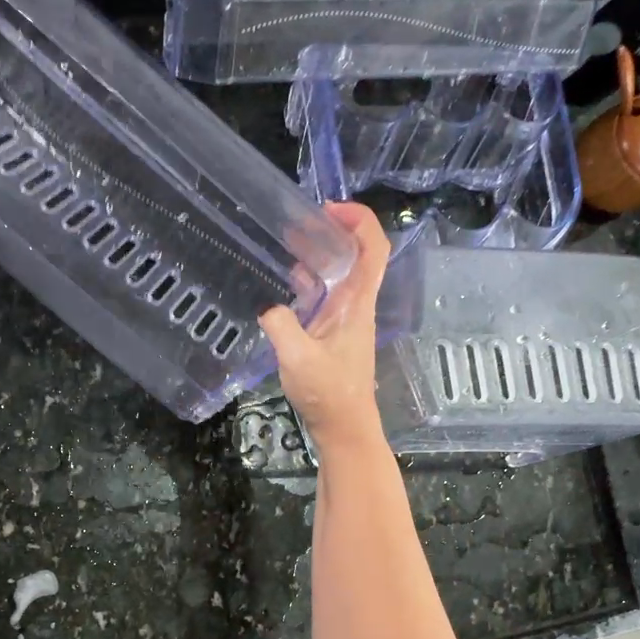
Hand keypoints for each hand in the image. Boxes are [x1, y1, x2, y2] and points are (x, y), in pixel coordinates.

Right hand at [259, 202, 390, 446]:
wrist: (344, 429)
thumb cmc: (327, 393)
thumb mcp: (296, 357)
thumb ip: (280, 324)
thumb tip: (266, 306)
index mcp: (357, 304)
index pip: (373, 249)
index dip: (360, 220)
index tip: (329, 210)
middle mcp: (357, 306)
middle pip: (358, 256)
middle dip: (335, 232)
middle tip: (300, 224)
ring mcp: (347, 321)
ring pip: (341, 276)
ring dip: (322, 257)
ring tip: (289, 247)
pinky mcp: (335, 335)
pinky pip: (327, 297)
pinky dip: (311, 284)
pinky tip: (287, 286)